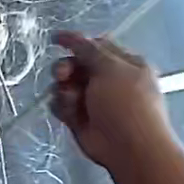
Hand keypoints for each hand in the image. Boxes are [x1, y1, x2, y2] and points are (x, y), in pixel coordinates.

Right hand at [49, 31, 175, 172]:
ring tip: (72, 100)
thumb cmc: (126, 104)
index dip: (76, 42)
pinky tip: (70, 114)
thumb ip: (90, 50)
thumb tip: (74, 36)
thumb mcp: (111, 69)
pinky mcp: (79, 117)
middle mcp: (107, 80)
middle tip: (63, 75)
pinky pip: (61, 105)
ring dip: (64, 90)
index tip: (56, 40)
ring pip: (65, 85)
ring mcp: (93, 99)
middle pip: (76, 65)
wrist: (128, 146)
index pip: (96, 45)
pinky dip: (62, 107)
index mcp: (123, 64)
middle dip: (66, 68)